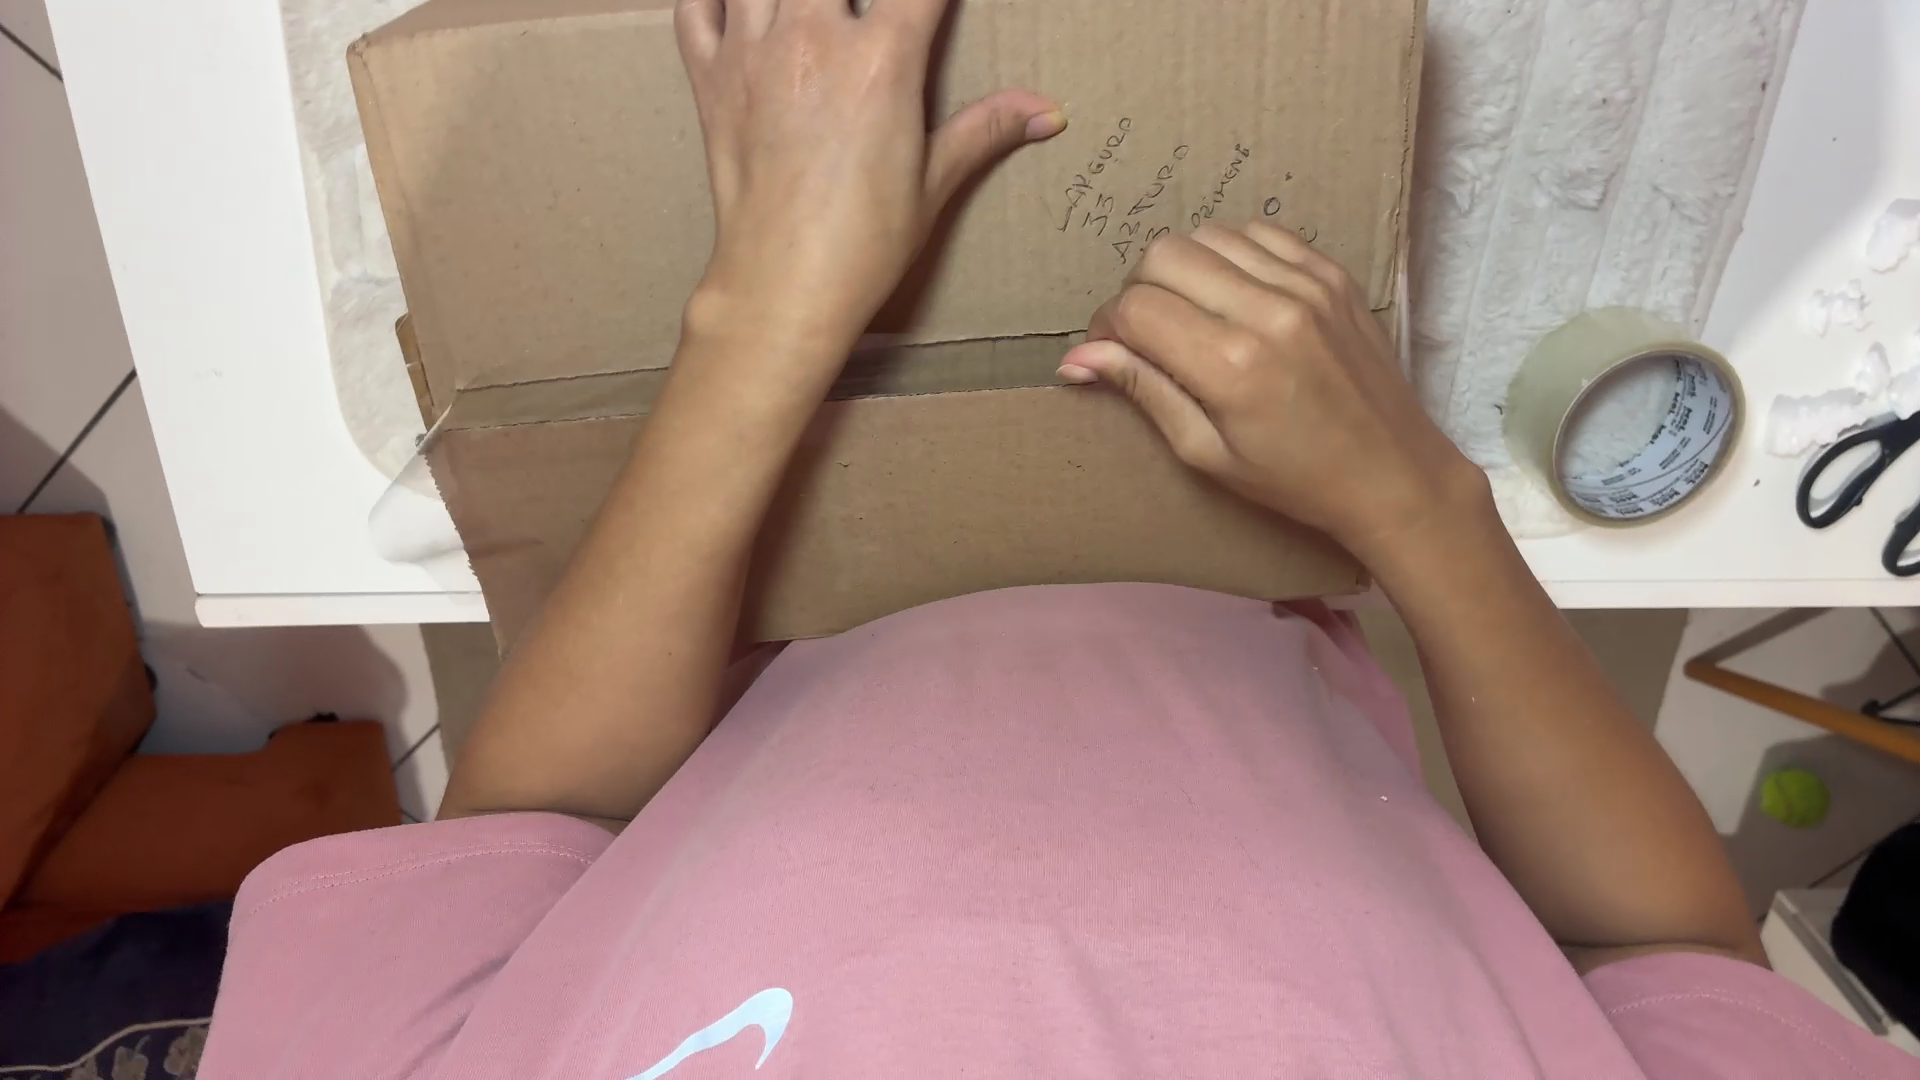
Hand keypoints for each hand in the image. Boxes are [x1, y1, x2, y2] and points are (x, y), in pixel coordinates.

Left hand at [675, 0, 1064, 351]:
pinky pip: (694, 2)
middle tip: (863, 15)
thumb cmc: (864, 246)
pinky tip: (741, 8)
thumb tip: (1048, 111)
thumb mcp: (933, 188)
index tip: (938, 5)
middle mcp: (813, 35)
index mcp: (881, 60)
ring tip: (815, 14)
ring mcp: (752, 51)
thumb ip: (984, 131)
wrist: (785, 286)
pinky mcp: (709, 79)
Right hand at [1058, 222, 1485, 563]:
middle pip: (1163, 255)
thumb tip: (1076, 359)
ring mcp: (1306, 283)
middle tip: (1145, 334)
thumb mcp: (1203, 451)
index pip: (1136, 308)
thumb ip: (1142, 390)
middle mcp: (1268, 310)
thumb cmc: (1291, 479)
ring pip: (1207, 235)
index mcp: (1230, 365)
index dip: (1106, 328)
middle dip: (1136, 292)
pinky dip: (1228, 255)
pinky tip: (1232, 296)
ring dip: (1181, 271)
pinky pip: (1257, 233)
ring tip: (1190, 316)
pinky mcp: (1332, 272)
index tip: (1109, 353)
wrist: (1392, 472)